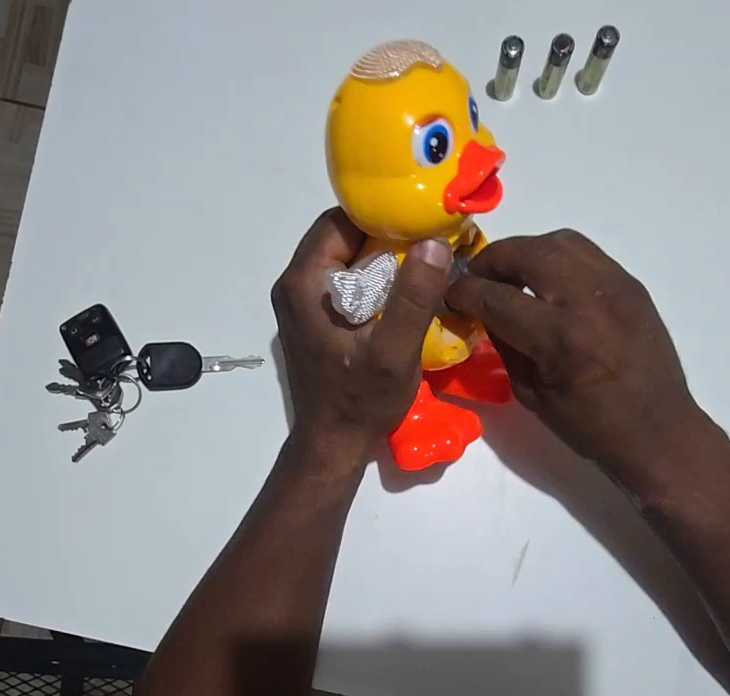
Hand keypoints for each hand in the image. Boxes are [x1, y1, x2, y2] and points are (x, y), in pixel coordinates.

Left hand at [271, 207, 452, 465]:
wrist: (333, 444)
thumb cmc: (360, 401)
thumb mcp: (394, 351)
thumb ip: (414, 297)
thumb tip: (435, 242)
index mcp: (304, 283)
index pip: (341, 220)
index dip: (383, 217)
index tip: (422, 223)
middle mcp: (294, 286)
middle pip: (342, 237)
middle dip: (385, 236)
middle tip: (428, 243)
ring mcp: (301, 304)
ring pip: (344, 260)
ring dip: (380, 259)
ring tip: (421, 265)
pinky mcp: (312, 321)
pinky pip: (343, 283)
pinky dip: (371, 281)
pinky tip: (401, 293)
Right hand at [446, 229, 706, 484]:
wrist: (657, 431)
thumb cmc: (590, 427)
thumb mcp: (533, 394)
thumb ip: (506, 347)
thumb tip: (483, 314)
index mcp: (560, 337)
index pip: (497, 298)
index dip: (465, 293)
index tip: (448, 293)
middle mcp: (588, 299)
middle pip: (527, 253)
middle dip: (492, 261)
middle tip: (476, 277)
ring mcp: (615, 285)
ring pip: (559, 242)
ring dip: (525, 252)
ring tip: (510, 274)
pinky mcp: (631, 284)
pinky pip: (585, 254)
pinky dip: (556, 259)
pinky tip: (545, 281)